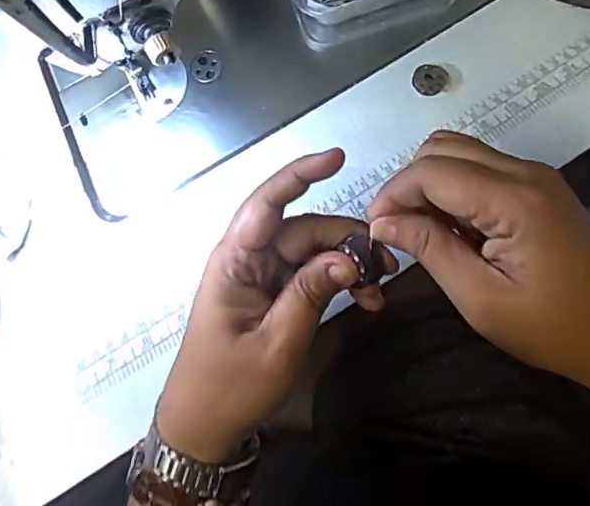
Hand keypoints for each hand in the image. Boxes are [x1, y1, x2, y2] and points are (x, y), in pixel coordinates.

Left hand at [156, 149, 391, 461]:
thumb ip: (310, 295)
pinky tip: (367, 297)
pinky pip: (316, 270)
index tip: (337, 158)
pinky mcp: (278, 288)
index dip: (301, 174)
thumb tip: (348, 259)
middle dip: (347, 238)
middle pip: (306, 228)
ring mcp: (266, 272)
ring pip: (317, 248)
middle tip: (385, 262)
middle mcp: (251, 256)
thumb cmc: (227, 389)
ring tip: (381, 283)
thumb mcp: (275, 346)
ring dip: (350, 261)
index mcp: (235, 260)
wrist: (204, 432)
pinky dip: (342, 280)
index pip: (267, 202)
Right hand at [365, 132, 589, 396]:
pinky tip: (454, 226)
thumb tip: (383, 222)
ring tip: (423, 229)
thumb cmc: (554, 328)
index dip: (395, 192)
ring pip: (462, 150)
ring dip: (432, 180)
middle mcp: (525, 171)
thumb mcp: (482, 300)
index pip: (435, 169)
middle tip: (396, 229)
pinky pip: (482, 165)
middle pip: (445, 147)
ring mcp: (534, 173)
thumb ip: (431, 250)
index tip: (373, 227)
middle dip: (410, 182)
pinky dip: (456, 185)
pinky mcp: (538, 183)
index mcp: (515, 199)